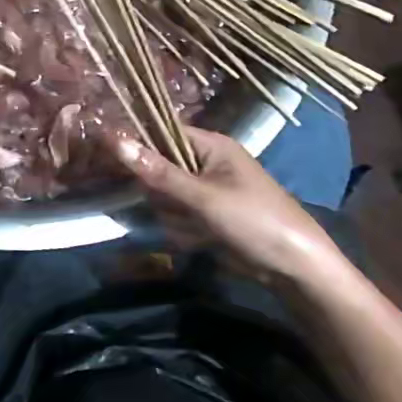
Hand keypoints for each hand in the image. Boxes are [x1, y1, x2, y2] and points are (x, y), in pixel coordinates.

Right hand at [116, 127, 350, 293]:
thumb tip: (114, 140)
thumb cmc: (255, 221)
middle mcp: (205, 162)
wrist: (295, 269)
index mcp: (211, 145)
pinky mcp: (204, 214)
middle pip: (156, 166)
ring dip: (170, 214)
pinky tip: (199, 239)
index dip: (133, 143)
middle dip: (158, 191)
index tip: (105, 157)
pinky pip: (174, 214)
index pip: (159, 132)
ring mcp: (204, 189)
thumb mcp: (203, 197)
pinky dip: (180, 228)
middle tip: (171, 206)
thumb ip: (157, 171)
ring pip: (161, 195)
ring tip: (195, 228)